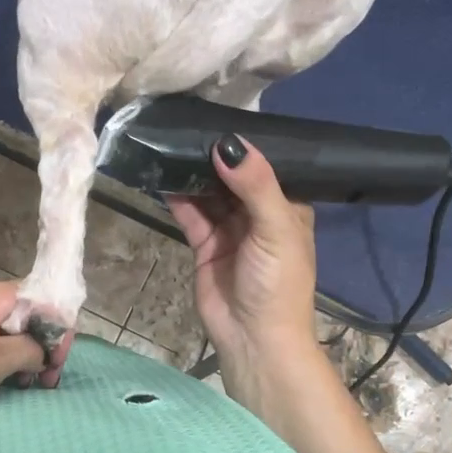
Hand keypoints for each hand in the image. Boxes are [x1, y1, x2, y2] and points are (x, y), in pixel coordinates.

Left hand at [0, 281, 46, 428]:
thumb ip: (28, 348)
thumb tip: (45, 349)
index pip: (43, 299)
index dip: (57, 331)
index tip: (55, 365)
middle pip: (29, 314)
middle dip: (44, 346)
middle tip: (45, 381)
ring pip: (13, 330)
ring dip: (27, 356)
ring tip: (26, 384)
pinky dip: (6, 359)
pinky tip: (7, 381)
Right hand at [166, 136, 320, 391]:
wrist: (254, 338)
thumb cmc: (277, 283)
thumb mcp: (276, 227)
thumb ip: (255, 184)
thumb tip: (227, 143)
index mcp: (287, 206)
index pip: (267, 164)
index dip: (246, 143)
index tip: (220, 114)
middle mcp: (258, 215)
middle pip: (233, 177)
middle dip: (214, 156)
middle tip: (187, 125)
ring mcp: (230, 231)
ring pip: (210, 195)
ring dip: (194, 175)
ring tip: (170, 146)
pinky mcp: (205, 247)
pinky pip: (191, 217)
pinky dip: (179, 200)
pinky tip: (164, 178)